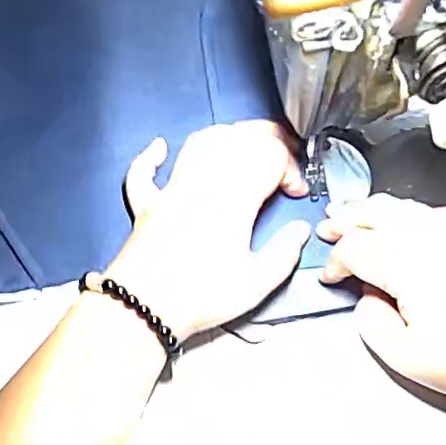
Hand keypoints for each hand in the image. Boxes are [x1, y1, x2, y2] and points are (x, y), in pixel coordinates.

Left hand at [101, 121, 312, 340]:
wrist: (145, 307)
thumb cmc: (200, 297)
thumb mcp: (257, 282)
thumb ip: (285, 252)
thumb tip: (300, 232)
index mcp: (234, 197)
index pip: (270, 156)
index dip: (290, 168)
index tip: (294, 191)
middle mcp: (203, 182)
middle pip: (239, 137)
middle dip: (268, 139)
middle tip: (282, 160)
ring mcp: (172, 190)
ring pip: (200, 141)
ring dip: (227, 136)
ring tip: (246, 148)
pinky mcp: (148, 205)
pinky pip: (146, 170)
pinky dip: (153, 156)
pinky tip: (160, 148)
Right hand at [318, 194, 445, 423]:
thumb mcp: (401, 353)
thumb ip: (371, 319)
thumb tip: (368, 298)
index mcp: (407, 262)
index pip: (356, 247)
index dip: (335, 261)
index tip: (329, 276)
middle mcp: (432, 237)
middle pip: (379, 213)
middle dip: (349, 218)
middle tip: (329, 224)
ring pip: (406, 207)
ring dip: (376, 210)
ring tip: (359, 216)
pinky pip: (432, 214)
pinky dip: (407, 214)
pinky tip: (403, 224)